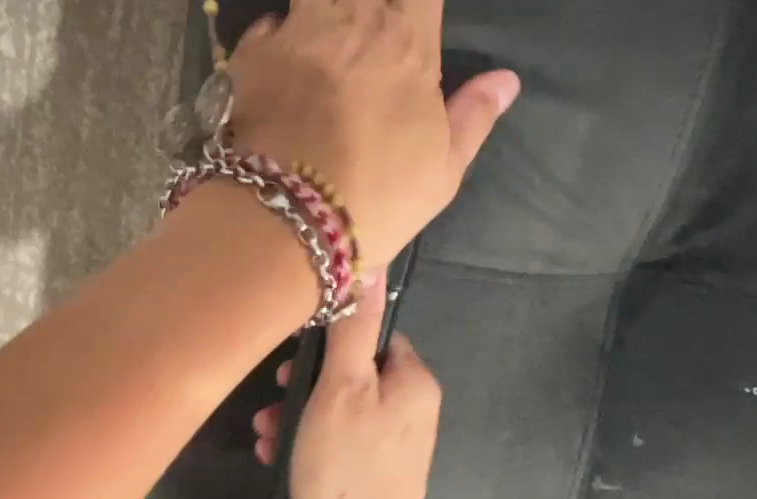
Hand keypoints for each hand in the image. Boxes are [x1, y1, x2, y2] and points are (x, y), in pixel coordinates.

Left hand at [225, 0, 520, 264]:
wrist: (287, 219)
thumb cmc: (377, 199)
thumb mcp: (442, 172)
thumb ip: (473, 117)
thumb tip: (506, 80)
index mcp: (408, 37)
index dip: (419, 5)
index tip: (417, 20)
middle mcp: (351, 16)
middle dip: (373, 6)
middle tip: (375, 30)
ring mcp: (296, 31)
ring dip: (329, 12)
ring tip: (335, 37)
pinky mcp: (250, 57)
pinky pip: (269, 25)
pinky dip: (280, 34)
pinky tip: (286, 59)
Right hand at [252, 276, 440, 498]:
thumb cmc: (346, 473)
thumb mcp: (342, 390)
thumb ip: (355, 326)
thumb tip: (373, 259)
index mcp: (415, 384)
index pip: (376, 335)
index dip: (332, 341)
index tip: (294, 359)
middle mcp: (412, 414)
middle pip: (353, 377)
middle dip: (304, 387)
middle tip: (271, 400)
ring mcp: (393, 453)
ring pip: (338, 414)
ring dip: (297, 418)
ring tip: (265, 434)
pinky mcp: (372, 483)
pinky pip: (337, 448)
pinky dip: (306, 447)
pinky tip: (276, 458)